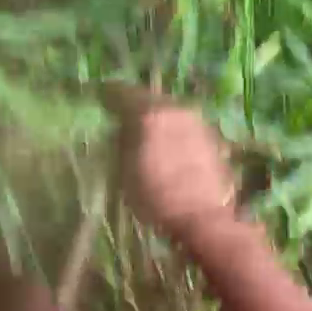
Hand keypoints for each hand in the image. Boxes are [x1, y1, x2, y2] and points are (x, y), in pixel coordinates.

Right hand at [103, 86, 239, 239]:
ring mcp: (198, 123)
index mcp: (150, 114)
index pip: (123, 92)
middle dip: (135, 105)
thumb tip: (120, 127)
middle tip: (121, 115)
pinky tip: (168, 147)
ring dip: (157, 118)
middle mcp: (176, 110)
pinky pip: (185, 126)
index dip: (108, 94)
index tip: (99, 97)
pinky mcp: (212, 139)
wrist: (202, 218)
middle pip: (150, 99)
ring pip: (170, 111)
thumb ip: (121, 140)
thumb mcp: (123, 170)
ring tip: (146, 131)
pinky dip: (173, 131)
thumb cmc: (154, 196)